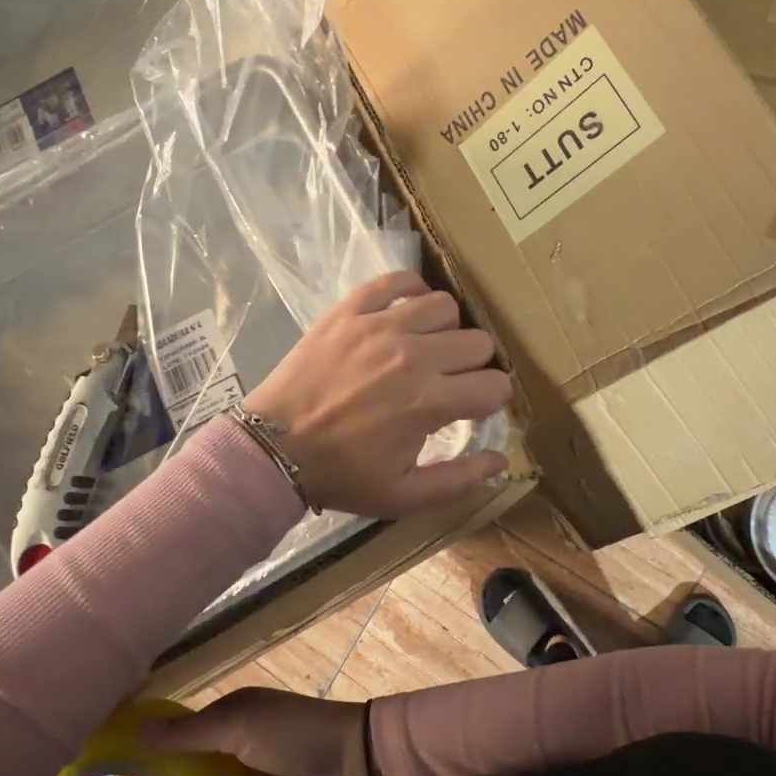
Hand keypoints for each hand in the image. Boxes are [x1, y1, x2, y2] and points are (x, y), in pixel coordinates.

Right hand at [137, 688, 371, 775]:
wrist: (348, 760)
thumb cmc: (292, 732)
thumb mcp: (239, 726)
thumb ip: (191, 733)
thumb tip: (138, 729)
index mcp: (227, 714)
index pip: (180, 732)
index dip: (152, 751)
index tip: (118, 774)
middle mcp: (231, 743)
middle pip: (187, 771)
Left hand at [245, 271, 510, 517]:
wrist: (274, 448)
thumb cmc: (342, 475)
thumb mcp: (403, 495)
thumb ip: (459, 481)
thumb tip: (502, 461)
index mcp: (430, 402)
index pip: (495, 385)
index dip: (491, 400)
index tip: (473, 408)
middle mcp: (413, 356)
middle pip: (477, 342)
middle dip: (474, 366)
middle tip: (450, 381)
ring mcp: (379, 326)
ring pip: (445, 305)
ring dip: (446, 329)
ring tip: (427, 349)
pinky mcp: (350, 310)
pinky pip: (397, 280)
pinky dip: (410, 290)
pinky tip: (406, 312)